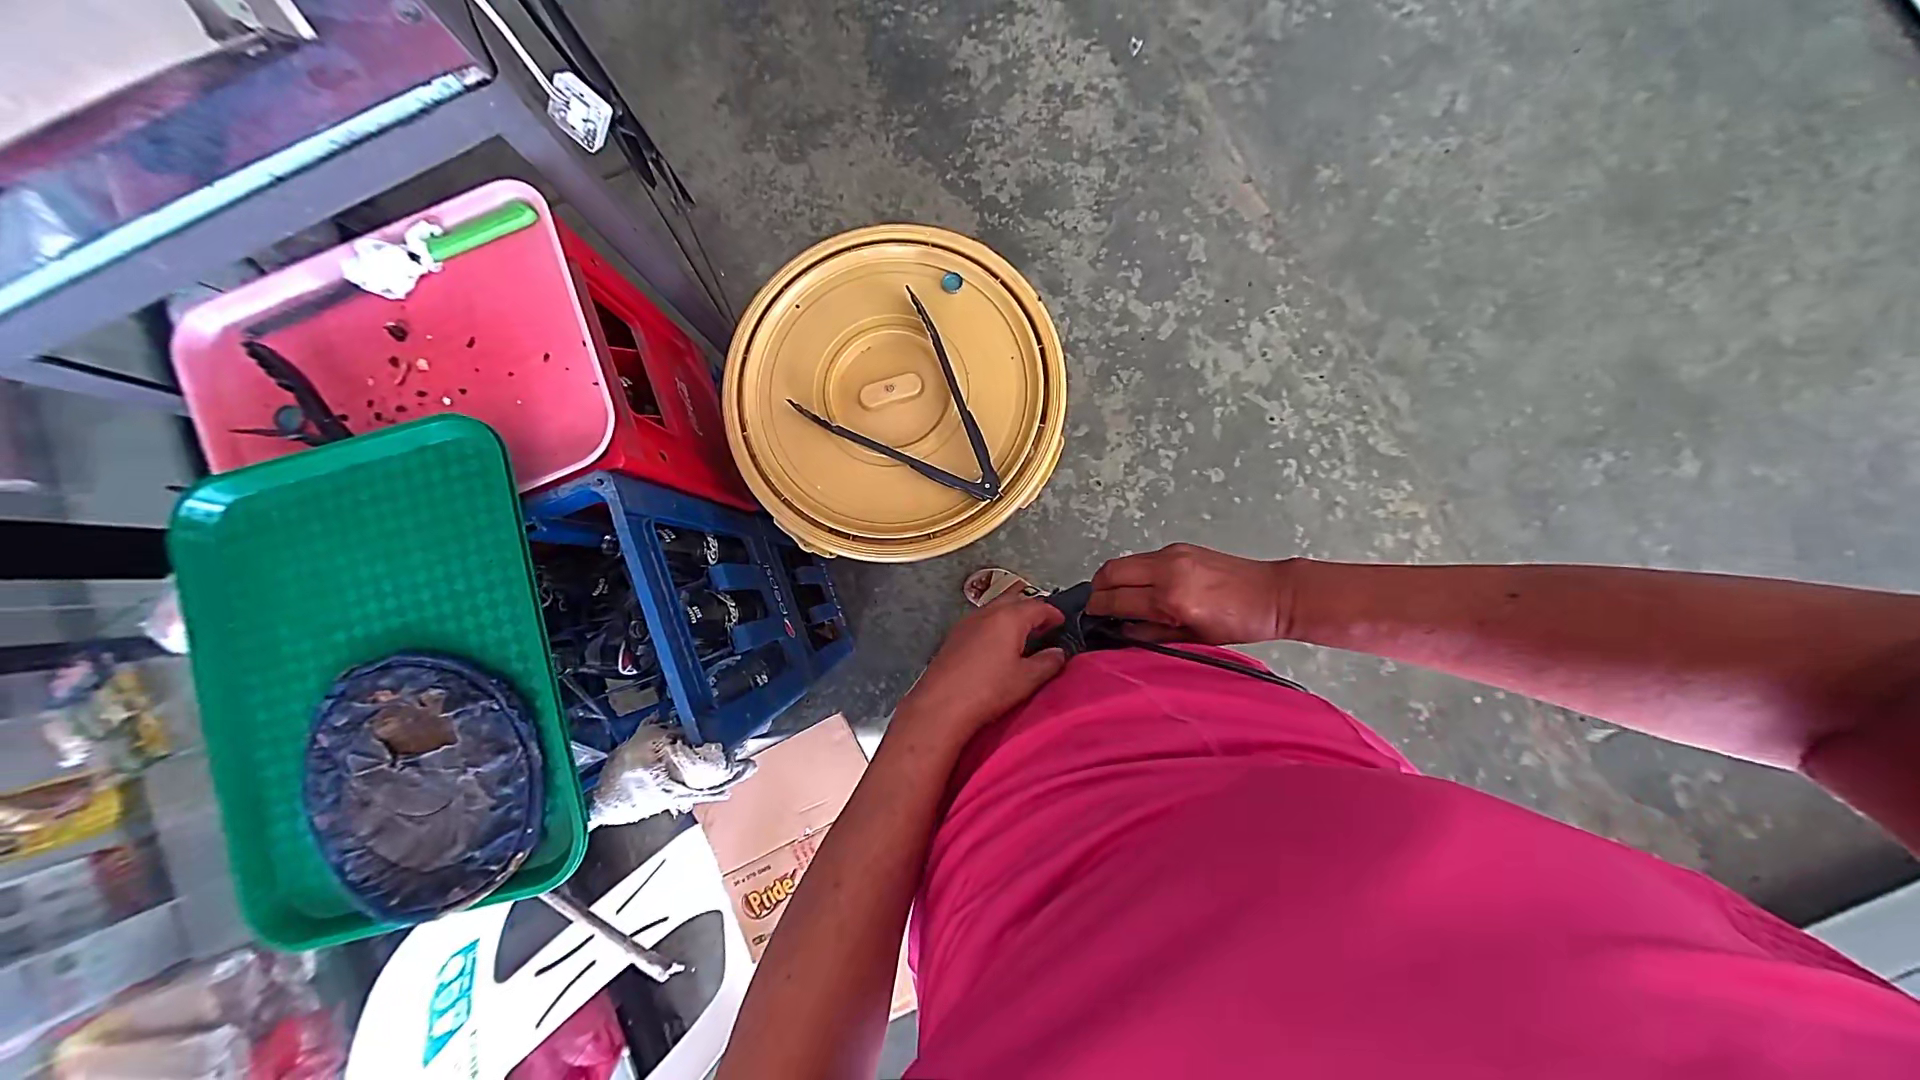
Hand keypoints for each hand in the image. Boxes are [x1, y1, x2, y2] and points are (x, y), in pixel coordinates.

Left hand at [893, 595, 1067, 745]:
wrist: (941, 705)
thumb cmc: (987, 690)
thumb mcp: (1026, 679)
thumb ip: (1047, 663)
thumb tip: (1058, 654)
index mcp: (1008, 618)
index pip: (1038, 606)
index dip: (1053, 613)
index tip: (1061, 621)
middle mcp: (986, 613)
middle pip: (1014, 601)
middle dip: (1031, 611)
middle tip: (1044, 626)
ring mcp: (966, 623)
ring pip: (994, 610)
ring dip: (1011, 618)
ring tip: (1022, 637)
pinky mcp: (953, 637)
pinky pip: (980, 623)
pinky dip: (994, 627)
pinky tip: (996, 647)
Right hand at [1087, 543, 1294, 644]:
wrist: (1273, 594)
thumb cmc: (1240, 624)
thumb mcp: (1193, 639)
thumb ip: (1152, 633)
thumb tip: (1121, 630)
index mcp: (1171, 598)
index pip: (1116, 600)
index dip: (1097, 609)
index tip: (1089, 618)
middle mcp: (1167, 570)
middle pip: (1110, 572)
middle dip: (1097, 590)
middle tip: (1096, 607)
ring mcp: (1173, 554)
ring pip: (1123, 562)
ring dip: (1112, 579)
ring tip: (1116, 599)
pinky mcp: (1179, 547)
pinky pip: (1142, 558)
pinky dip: (1132, 572)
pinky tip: (1140, 588)